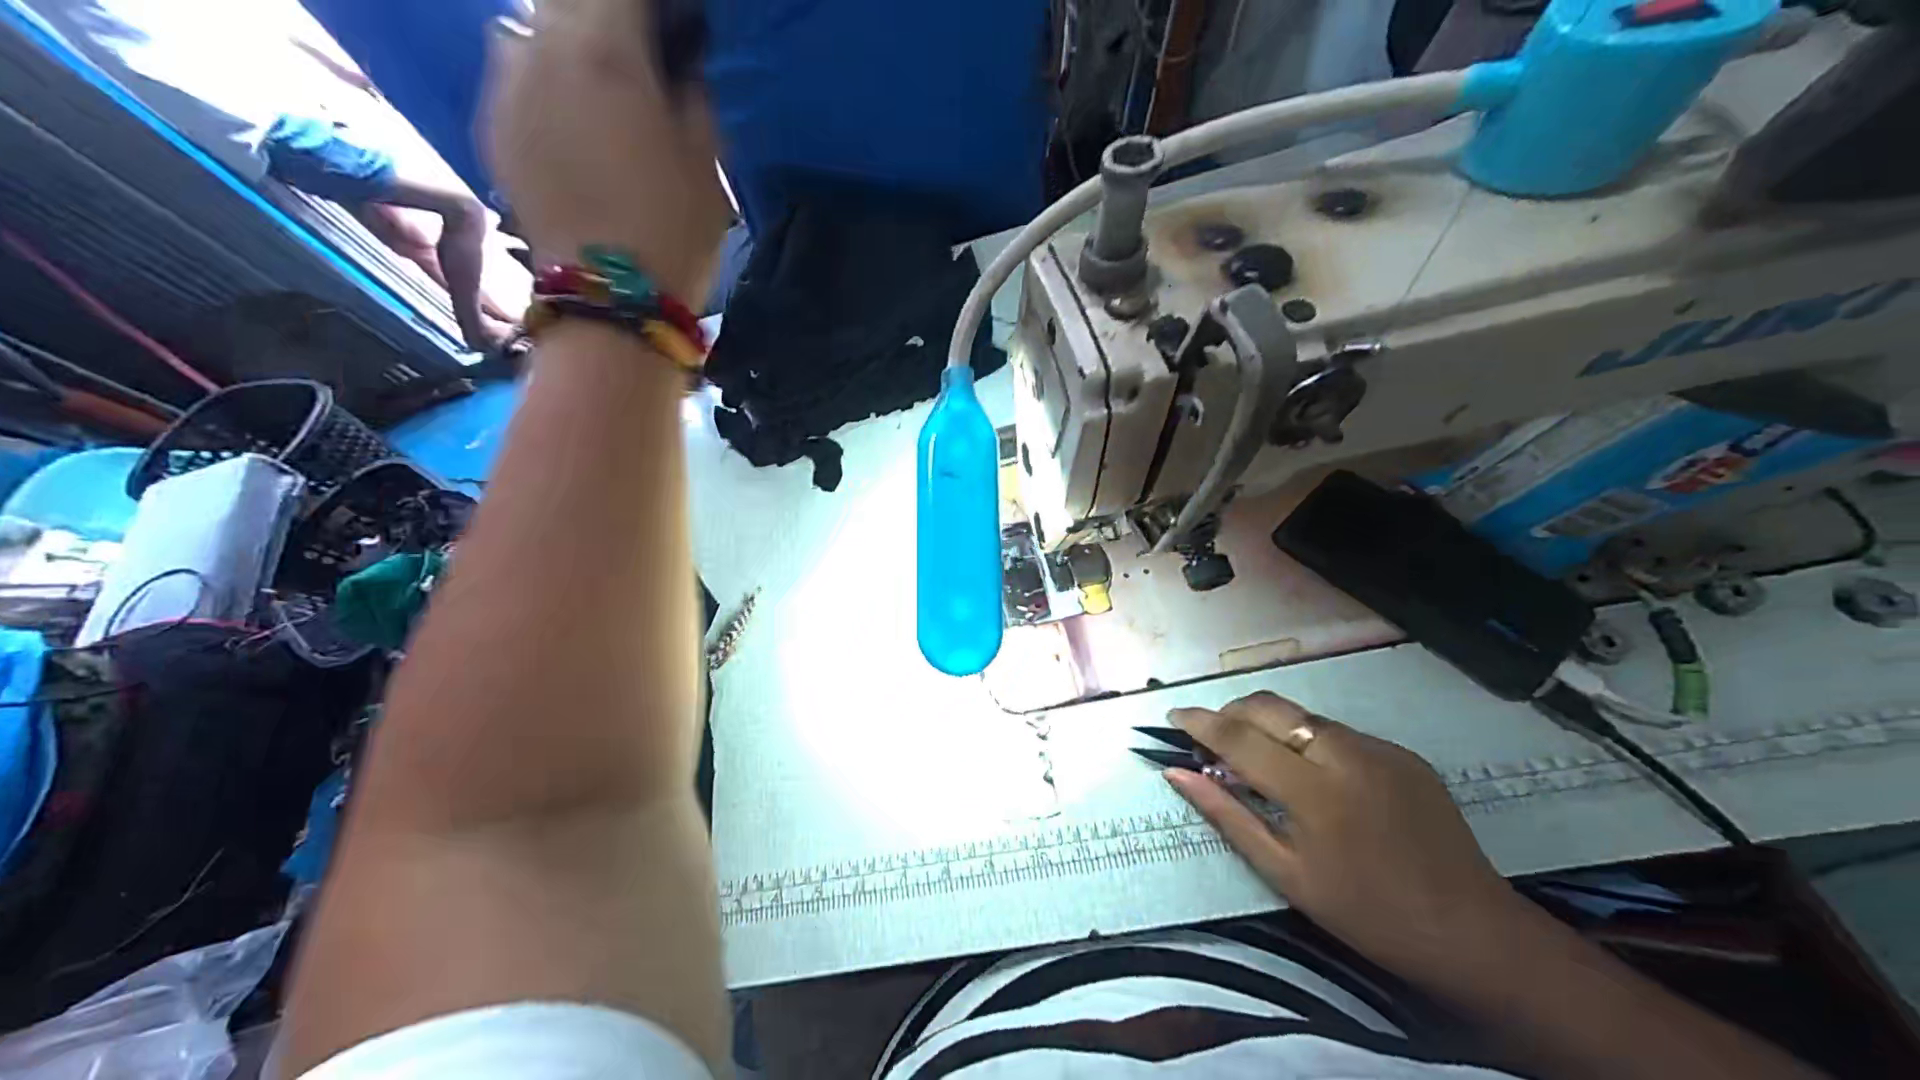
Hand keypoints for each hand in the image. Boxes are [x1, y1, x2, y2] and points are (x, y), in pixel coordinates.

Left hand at [484, 0, 729, 300]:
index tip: (673, 23)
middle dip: (608, 13)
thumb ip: (691, 93)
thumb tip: (679, 62)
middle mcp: (543, 47)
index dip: (651, 6)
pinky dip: (544, 76)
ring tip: (601, 83)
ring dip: (568, 40)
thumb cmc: (673, 231)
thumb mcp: (706, 160)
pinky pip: (515, 70)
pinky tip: (571, 119)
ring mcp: (508, 84)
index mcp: (608, 50)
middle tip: (642, 52)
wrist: (609, 298)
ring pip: (533, 26)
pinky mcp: (492, 123)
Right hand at [1168, 692, 1530, 980]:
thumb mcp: (1285, 873)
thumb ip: (1227, 815)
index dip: (1200, 723)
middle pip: (1270, 708)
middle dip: (1231, 711)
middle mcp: (1345, 755)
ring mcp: (1379, 749)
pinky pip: (1337, 733)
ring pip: (1303, 716)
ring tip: (1255, 755)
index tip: (1173, 716)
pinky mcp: (1402, 753)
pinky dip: (1307, 740)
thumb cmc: (1365, 913)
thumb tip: (1177, 773)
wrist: (1471, 931)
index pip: (1240, 737)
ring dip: (1268, 724)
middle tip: (1210, 736)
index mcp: (1313, 790)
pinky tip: (1310, 774)